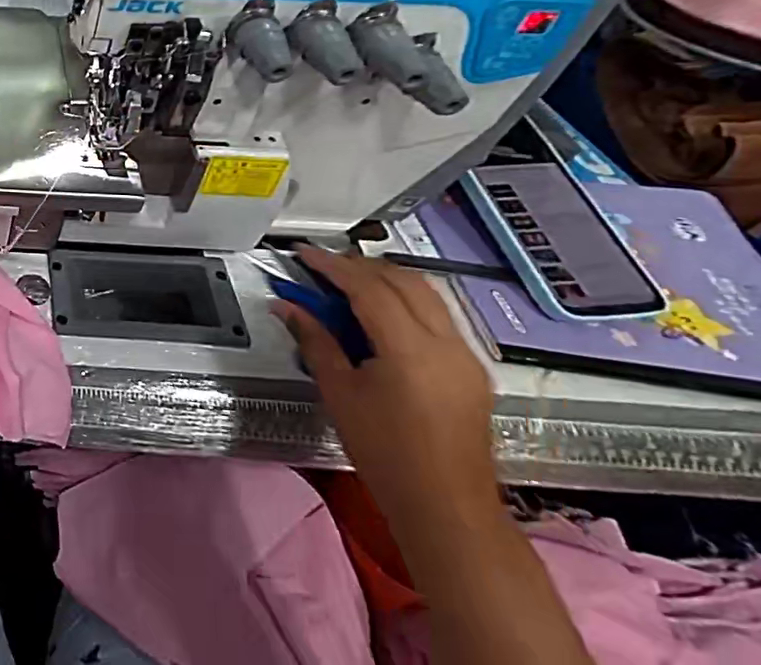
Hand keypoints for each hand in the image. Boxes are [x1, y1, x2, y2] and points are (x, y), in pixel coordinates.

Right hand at [277, 245, 497, 542]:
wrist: (445, 506)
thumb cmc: (385, 453)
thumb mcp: (340, 393)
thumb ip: (315, 341)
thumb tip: (287, 308)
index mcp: (411, 349)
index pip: (370, 287)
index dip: (333, 266)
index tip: (304, 254)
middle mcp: (447, 343)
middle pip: (404, 280)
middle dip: (361, 265)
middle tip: (324, 265)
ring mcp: (466, 355)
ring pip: (428, 293)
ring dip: (387, 279)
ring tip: (350, 281)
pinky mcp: (472, 368)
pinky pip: (439, 315)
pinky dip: (407, 300)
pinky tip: (382, 313)